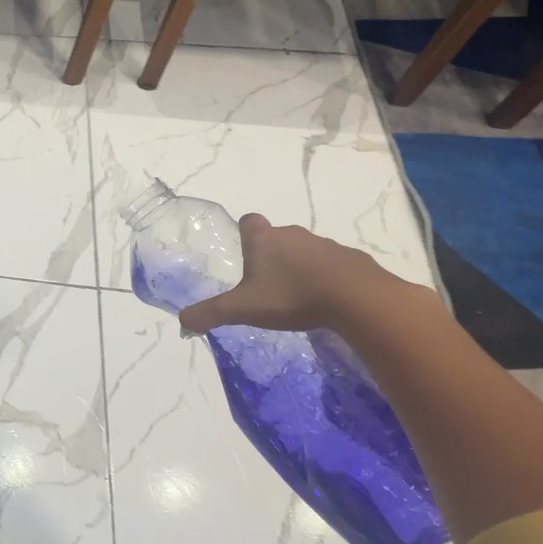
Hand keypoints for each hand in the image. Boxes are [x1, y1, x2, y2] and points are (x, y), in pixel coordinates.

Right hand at [177, 215, 420, 333]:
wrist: (359, 299)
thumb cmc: (292, 297)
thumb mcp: (242, 309)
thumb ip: (209, 314)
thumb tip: (183, 322)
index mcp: (264, 240)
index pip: (249, 221)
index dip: (245, 232)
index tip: (245, 250)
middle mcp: (294, 235)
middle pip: (278, 237)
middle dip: (271, 254)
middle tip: (267, 282)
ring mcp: (327, 245)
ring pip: (306, 250)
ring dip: (300, 265)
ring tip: (298, 294)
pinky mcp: (354, 260)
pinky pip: (334, 264)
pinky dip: (328, 276)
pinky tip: (326, 299)